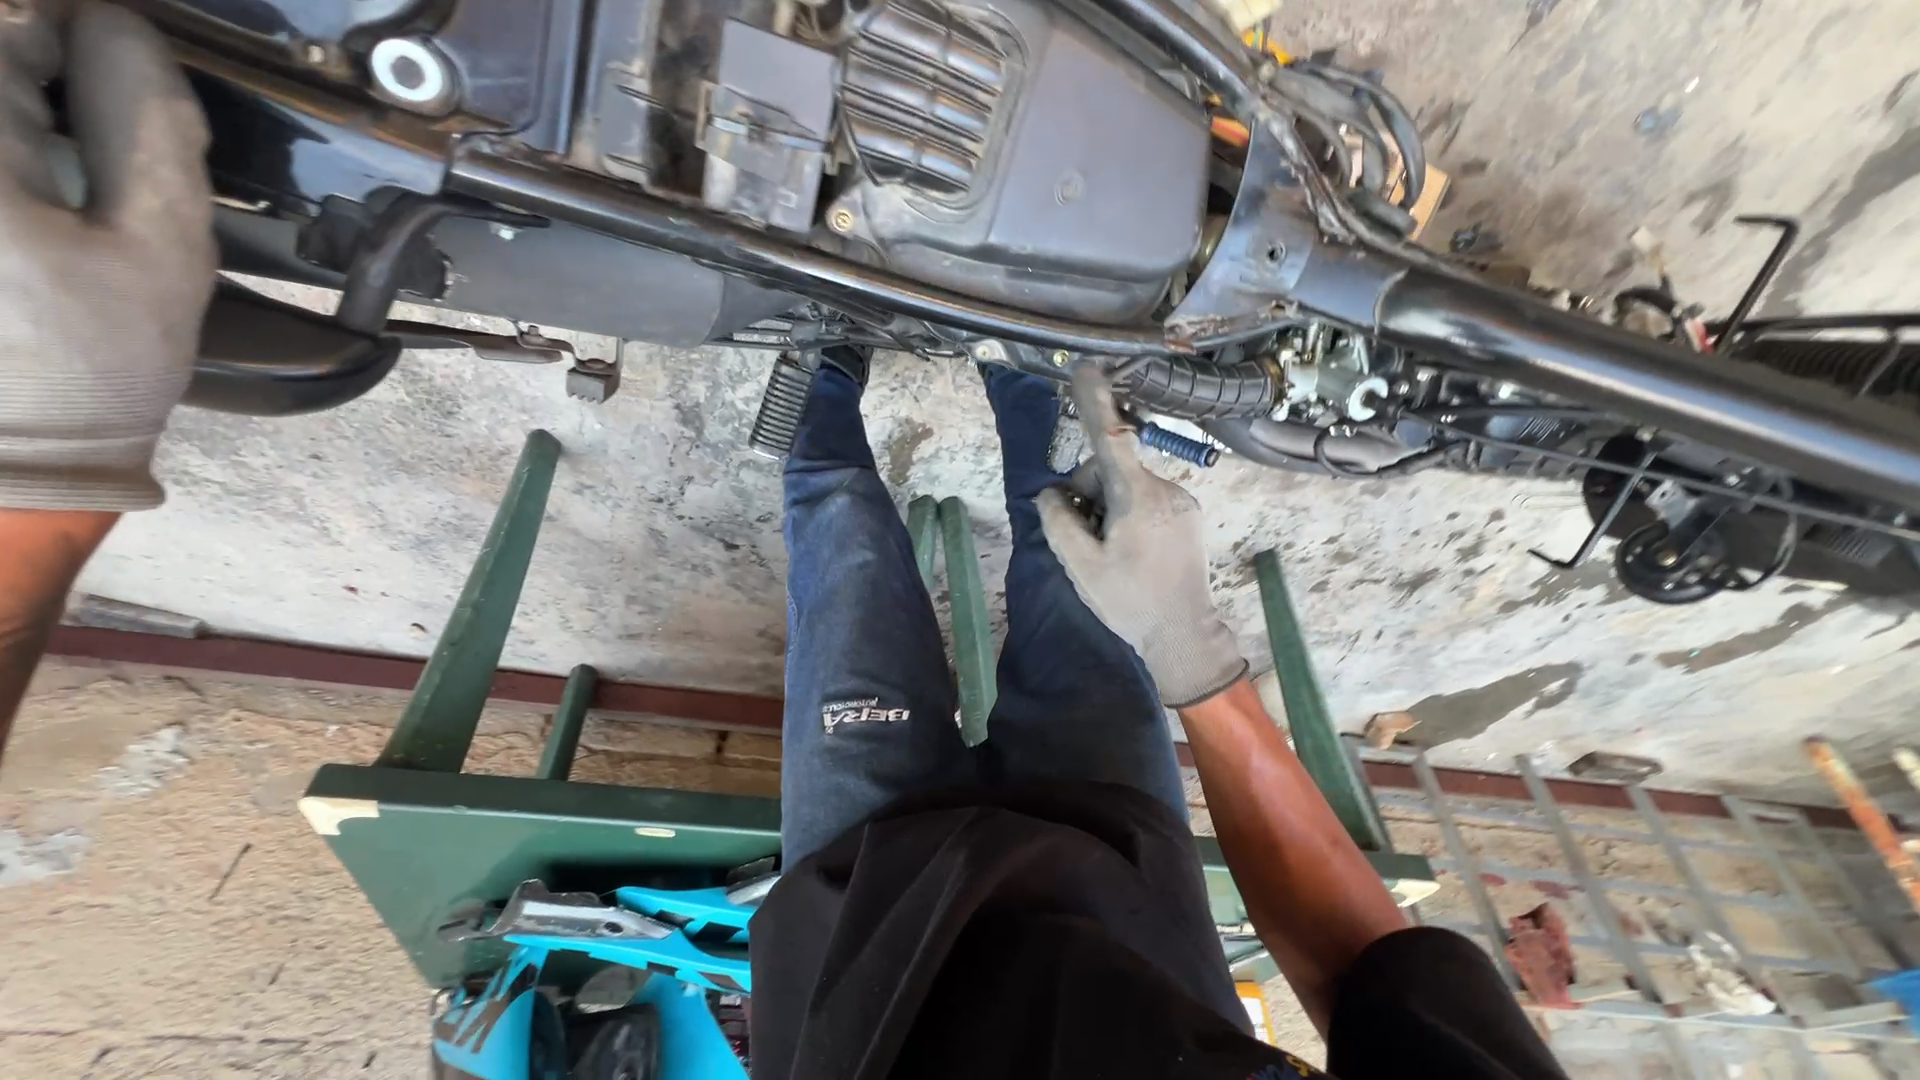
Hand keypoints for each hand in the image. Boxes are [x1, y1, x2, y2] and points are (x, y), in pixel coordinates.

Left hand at [0, 1, 214, 510]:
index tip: (117, 24)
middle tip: (91, 59)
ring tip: (57, 97)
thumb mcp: (163, 258)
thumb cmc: (97, 358)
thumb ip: (151, 138)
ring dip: (14, 82)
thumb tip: (128, 31)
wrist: (11, 447)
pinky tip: (27, 142)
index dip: (67, 11)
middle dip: (33, 38)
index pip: (3, 22)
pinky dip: (11, 123)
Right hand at [1036, 364, 1246, 706]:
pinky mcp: (1189, 514)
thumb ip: (1058, 522)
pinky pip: (1147, 497)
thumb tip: (1049, 494)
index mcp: (1138, 500)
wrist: (1183, 634)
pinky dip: (1129, 512)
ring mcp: (1182, 501)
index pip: (1111, 441)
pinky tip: (1130, 547)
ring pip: (1128, 485)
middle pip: (1111, 469)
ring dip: (1109, 505)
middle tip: (1086, 536)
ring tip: (1109, 548)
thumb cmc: (1129, 603)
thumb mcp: (1081, 567)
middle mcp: (1166, 490)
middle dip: (1090, 492)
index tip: (1084, 369)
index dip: (1094, 403)